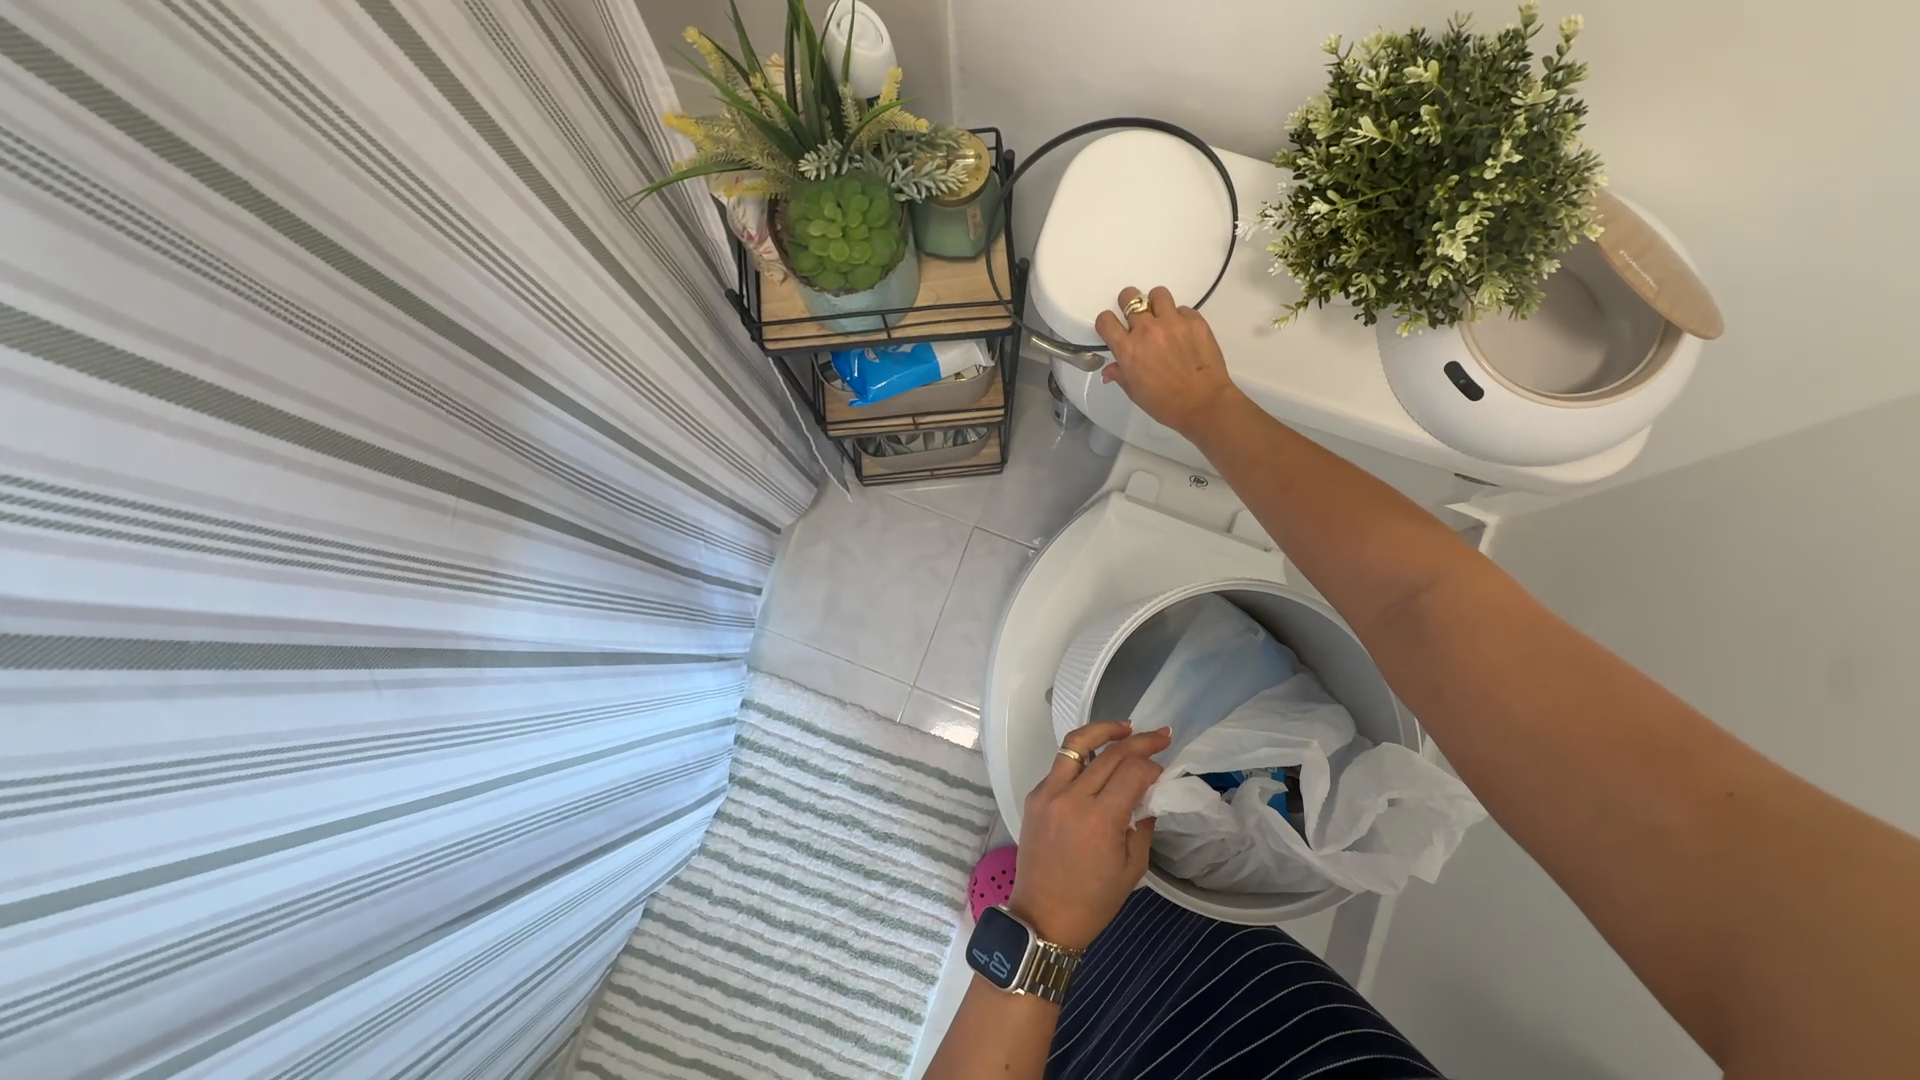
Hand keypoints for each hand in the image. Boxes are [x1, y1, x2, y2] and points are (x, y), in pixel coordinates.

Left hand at [1009, 721, 1170, 949]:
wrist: (1043, 916)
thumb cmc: (1093, 900)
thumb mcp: (1132, 868)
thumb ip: (1142, 825)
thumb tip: (1147, 796)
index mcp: (1100, 819)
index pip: (1133, 771)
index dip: (1152, 764)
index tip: (1163, 768)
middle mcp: (1072, 798)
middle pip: (1110, 753)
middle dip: (1139, 741)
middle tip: (1160, 735)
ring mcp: (1048, 793)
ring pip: (1076, 744)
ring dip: (1103, 731)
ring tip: (1125, 727)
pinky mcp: (1034, 796)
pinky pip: (1060, 765)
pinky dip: (1080, 756)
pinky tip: (1097, 759)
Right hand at [1093, 285, 1245, 438]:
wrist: (1203, 404)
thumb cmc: (1164, 404)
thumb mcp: (1135, 392)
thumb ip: (1121, 375)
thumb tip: (1110, 370)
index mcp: (1128, 349)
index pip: (1106, 320)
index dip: (1107, 322)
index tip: (1113, 328)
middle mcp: (1147, 329)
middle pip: (1129, 296)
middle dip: (1129, 303)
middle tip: (1137, 317)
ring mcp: (1172, 322)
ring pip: (1158, 294)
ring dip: (1156, 304)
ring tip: (1162, 318)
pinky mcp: (1195, 321)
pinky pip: (1183, 309)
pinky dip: (1181, 318)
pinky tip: (1184, 333)